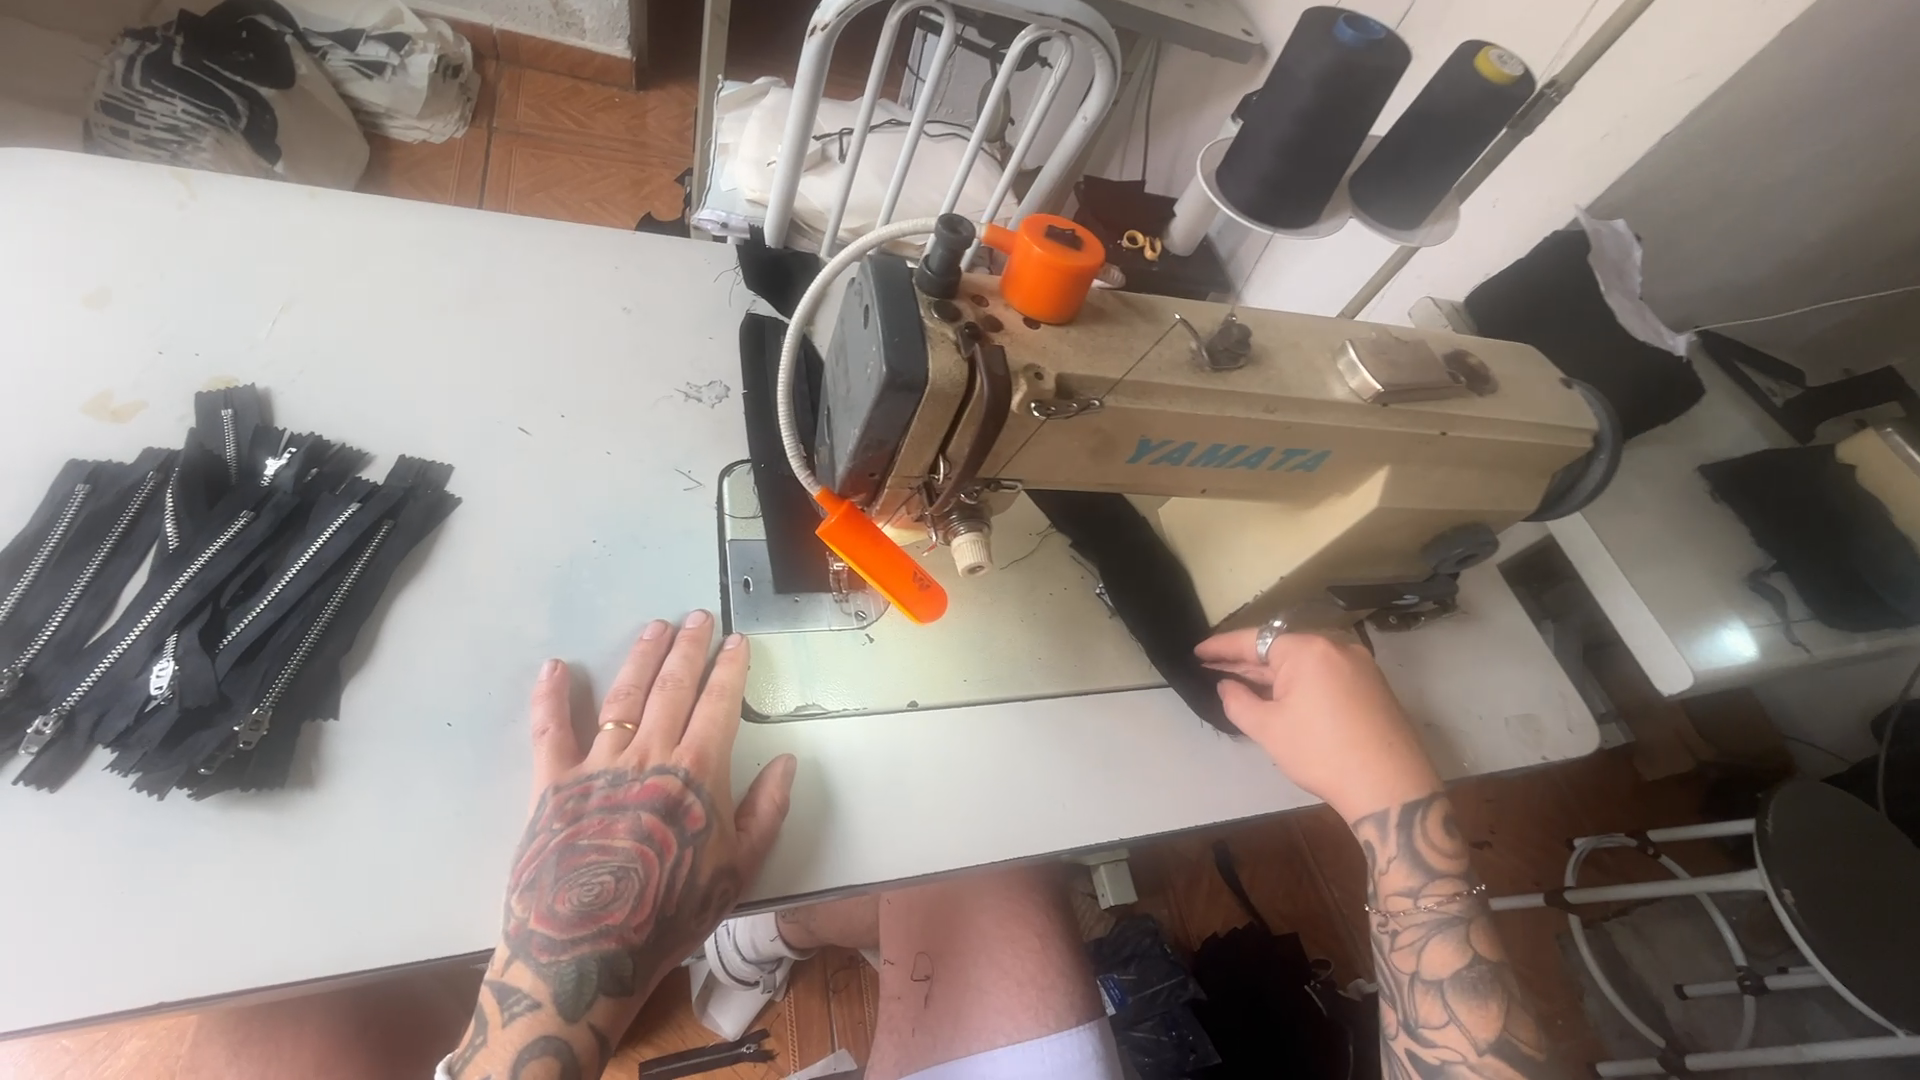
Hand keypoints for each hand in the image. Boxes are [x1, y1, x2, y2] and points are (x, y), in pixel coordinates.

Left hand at [447, 612, 797, 1079]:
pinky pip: (549, 732)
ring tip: (654, 627)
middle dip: (689, 647)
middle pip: (672, 686)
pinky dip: (551, 698)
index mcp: (697, 770)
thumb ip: (767, 809)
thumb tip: (785, 759)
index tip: (738, 640)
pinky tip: (556, 667)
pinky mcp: (550, 785)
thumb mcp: (739, 868)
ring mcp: (596, 765)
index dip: (731, 668)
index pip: (719, 702)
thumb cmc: (671, 912)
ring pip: (622, 696)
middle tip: (698, 616)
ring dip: (640, 656)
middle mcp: (648, 753)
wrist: (585, 957)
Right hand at [1196, 628, 1439, 821]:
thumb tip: (1226, 686)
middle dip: (1245, 660)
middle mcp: (1336, 648)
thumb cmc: (1322, 754)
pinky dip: (1298, 681)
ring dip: (1272, 673)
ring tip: (1240, 681)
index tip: (1197, 652)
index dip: (1221, 647)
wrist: (1391, 789)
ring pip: (1303, 662)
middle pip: (1280, 648)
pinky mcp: (1372, 686)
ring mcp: (1359, 666)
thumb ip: (1238, 701)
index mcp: (1309, 650)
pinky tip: (1280, 695)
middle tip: (1212, 666)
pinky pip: (1324, 674)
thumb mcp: (1267, 728)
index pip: (1254, 640)